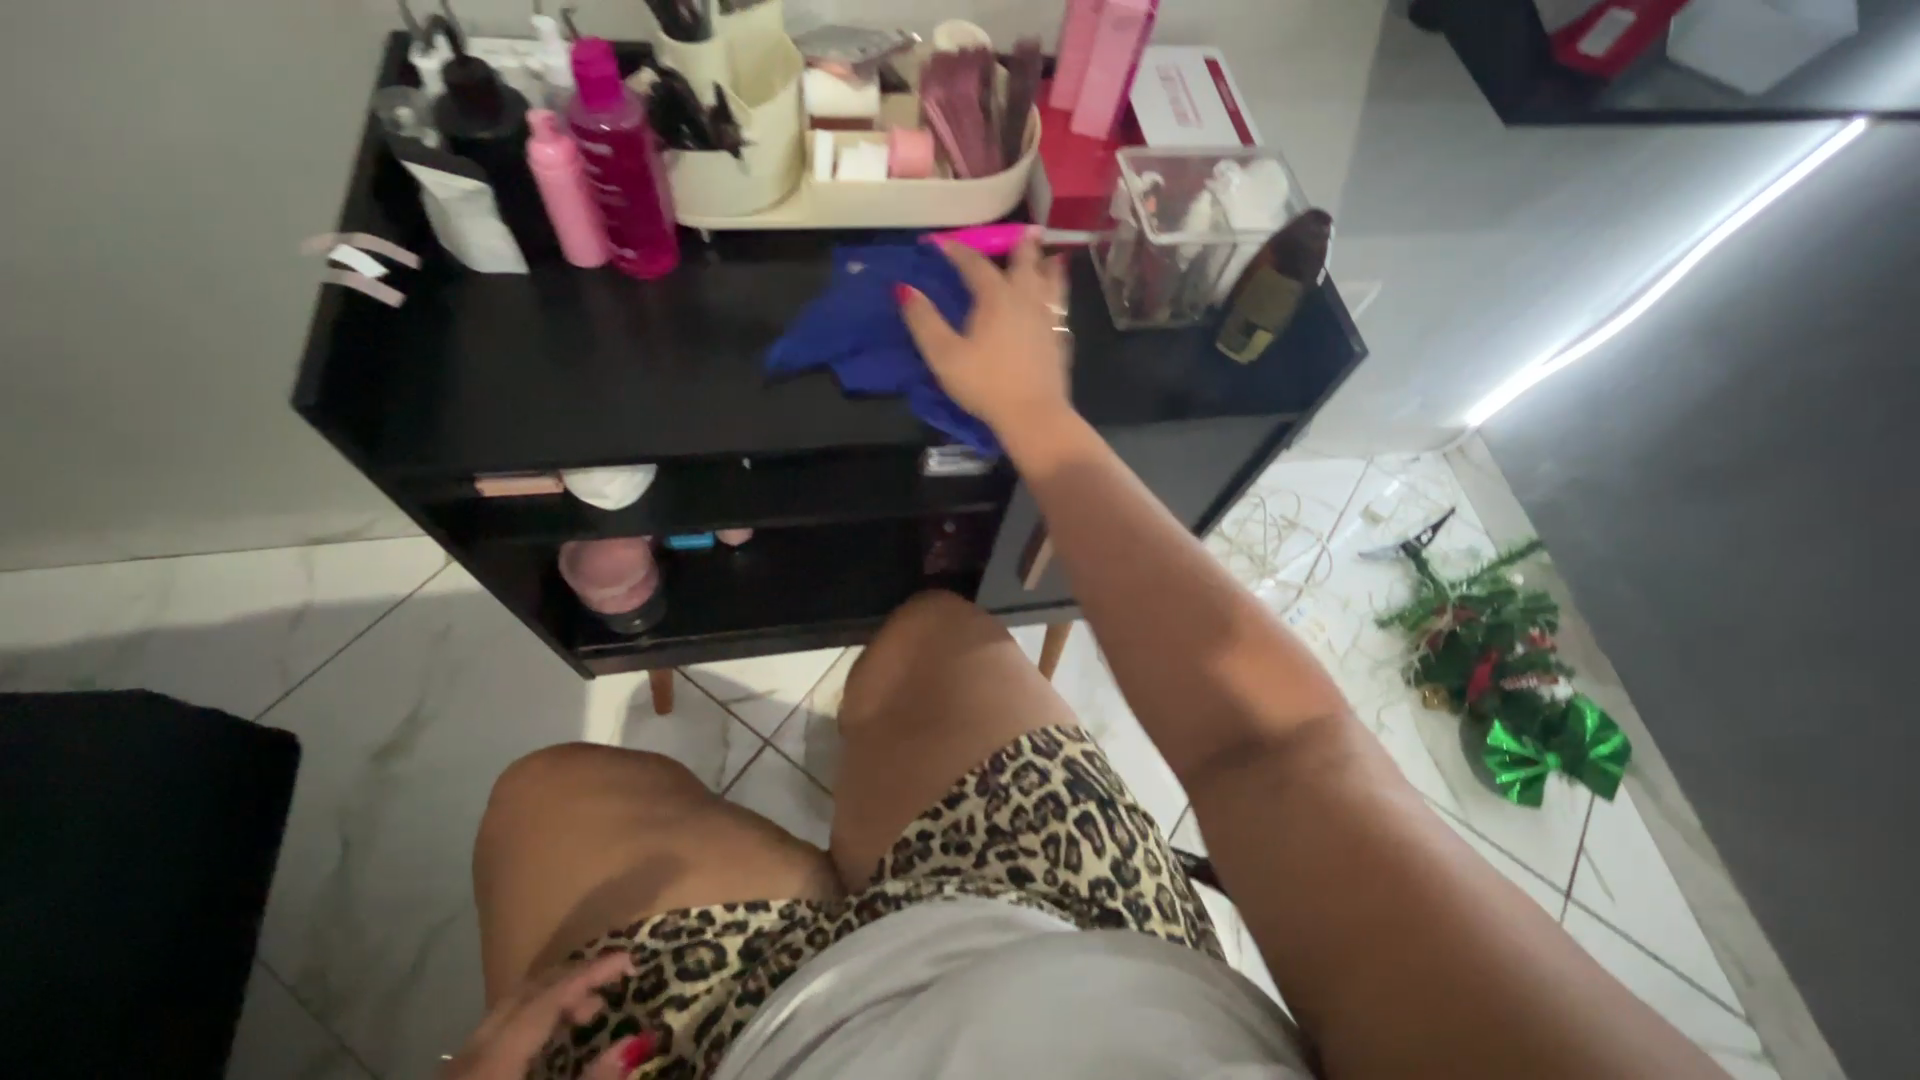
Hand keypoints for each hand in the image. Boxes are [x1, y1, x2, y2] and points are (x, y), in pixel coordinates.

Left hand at [442, 952, 650, 1079]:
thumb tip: (634, 1043)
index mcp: (492, 1064)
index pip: (549, 997)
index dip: (591, 973)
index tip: (630, 961)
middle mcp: (469, 1057)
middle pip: (523, 995)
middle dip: (571, 980)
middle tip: (613, 985)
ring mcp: (456, 1073)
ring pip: (507, 1012)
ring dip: (551, 1001)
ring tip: (588, 1014)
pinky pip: (496, 1033)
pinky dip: (530, 1022)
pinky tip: (548, 1043)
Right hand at [898, 235, 1073, 437]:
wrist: (1034, 414)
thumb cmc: (985, 384)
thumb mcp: (944, 355)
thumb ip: (924, 320)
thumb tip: (904, 288)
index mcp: (995, 297)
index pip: (974, 264)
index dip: (957, 251)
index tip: (942, 242)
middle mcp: (1026, 299)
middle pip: (1024, 264)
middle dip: (1020, 246)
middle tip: (1025, 230)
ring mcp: (1048, 319)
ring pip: (1051, 283)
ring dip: (1048, 266)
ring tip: (1051, 256)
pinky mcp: (1061, 340)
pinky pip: (1062, 308)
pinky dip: (1060, 295)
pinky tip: (1058, 304)